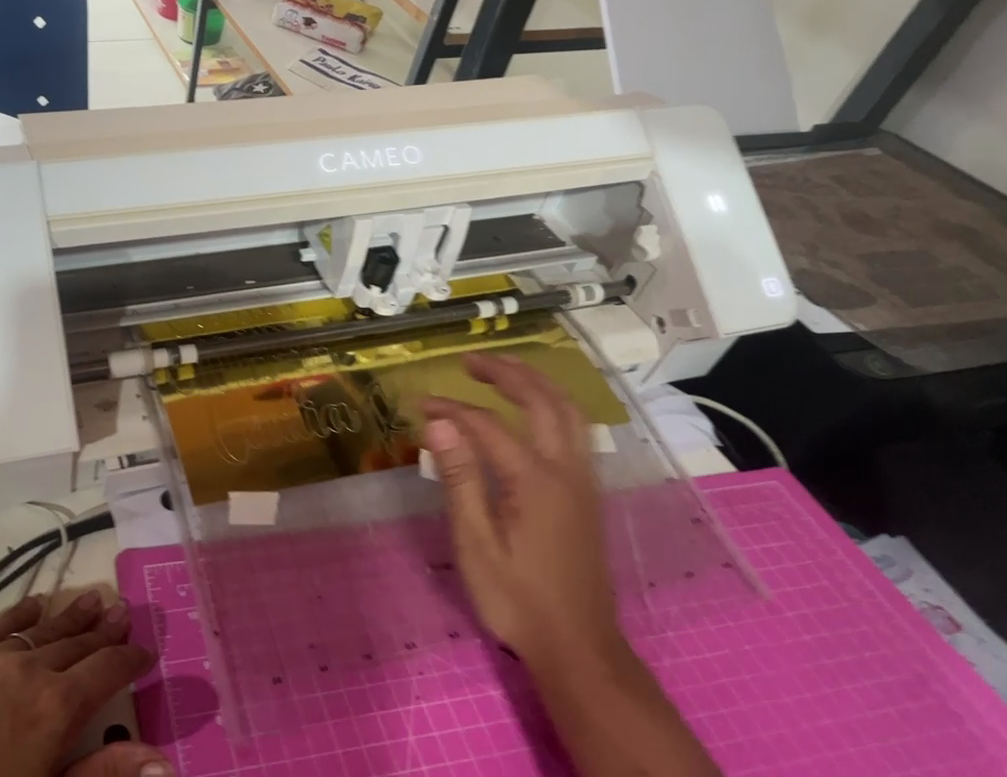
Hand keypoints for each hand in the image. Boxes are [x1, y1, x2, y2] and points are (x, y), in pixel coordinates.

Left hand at [0, 593, 170, 776]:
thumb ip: (103, 772)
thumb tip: (162, 760)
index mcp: (56, 707)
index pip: (106, 670)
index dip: (130, 660)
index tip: (146, 651)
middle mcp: (26, 670)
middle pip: (75, 643)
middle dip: (103, 630)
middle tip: (123, 612)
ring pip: (39, 629)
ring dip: (69, 616)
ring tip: (92, 599)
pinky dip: (19, 614)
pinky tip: (33, 604)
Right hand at [420, 353, 617, 662]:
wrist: (577, 645)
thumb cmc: (516, 597)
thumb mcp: (476, 542)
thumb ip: (460, 478)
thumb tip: (439, 423)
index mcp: (535, 480)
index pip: (487, 425)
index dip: (451, 409)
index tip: (419, 405)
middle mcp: (566, 470)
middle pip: (542, 402)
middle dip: (506, 373)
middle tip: (469, 361)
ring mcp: (583, 482)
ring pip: (569, 413)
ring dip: (536, 384)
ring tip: (504, 371)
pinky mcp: (587, 495)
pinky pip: (576, 432)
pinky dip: (553, 406)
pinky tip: (534, 413)